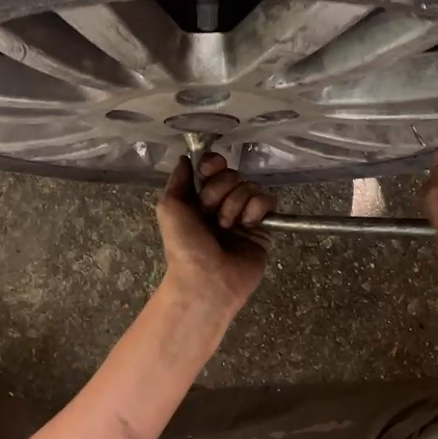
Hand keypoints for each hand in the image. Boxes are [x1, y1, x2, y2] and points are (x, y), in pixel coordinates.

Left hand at [157, 154, 276, 311]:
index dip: (213, 165)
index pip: (213, 166)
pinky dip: (256, 209)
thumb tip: (186, 158)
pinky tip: (247, 225)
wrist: (207, 281)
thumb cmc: (185, 246)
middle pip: (232, 174)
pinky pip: (268, 201)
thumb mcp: (170, 208)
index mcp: (199, 198)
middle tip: (211, 212)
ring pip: (250, 186)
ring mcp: (243, 214)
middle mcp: (222, 203)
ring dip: (235, 204)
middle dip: (220, 190)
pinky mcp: (263, 227)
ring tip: (226, 226)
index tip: (207, 172)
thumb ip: (179, 180)